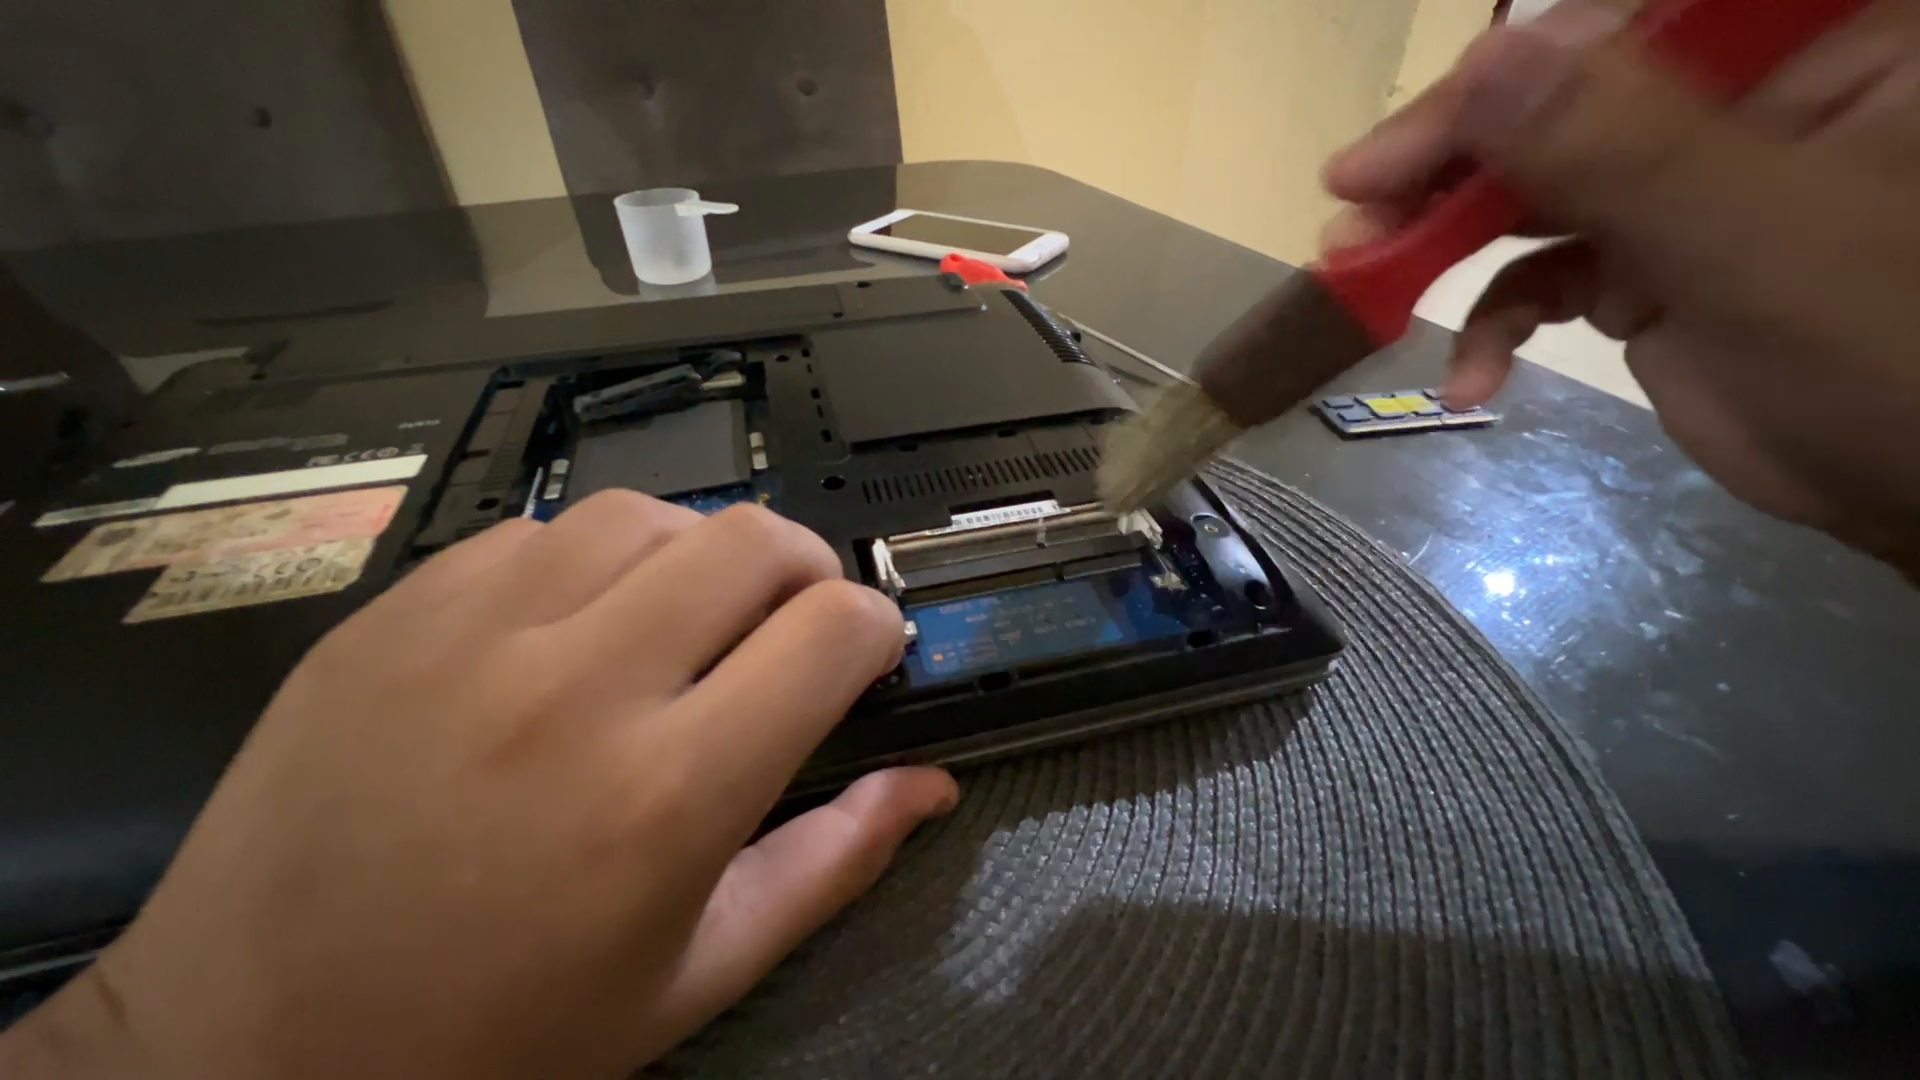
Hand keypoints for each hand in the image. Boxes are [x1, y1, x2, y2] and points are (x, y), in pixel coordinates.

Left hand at [1, 493, 957, 1078]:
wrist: (239, 1056)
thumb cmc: (503, 1035)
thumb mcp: (698, 972)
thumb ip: (835, 861)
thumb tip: (931, 784)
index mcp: (668, 793)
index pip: (831, 632)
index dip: (877, 628)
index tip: (868, 654)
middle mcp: (577, 687)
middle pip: (753, 541)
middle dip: (808, 570)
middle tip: (795, 622)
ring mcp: (471, 634)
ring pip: (648, 513)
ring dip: (700, 553)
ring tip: (690, 614)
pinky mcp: (394, 613)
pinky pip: (537, 532)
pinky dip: (594, 560)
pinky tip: (577, 621)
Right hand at [1323, 0, 1919, 573]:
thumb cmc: (1889, 356)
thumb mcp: (1748, 242)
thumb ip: (1620, 147)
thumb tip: (1483, 60)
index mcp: (1815, 46)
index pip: (1619, 31)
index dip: (1491, 87)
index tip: (1381, 161)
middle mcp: (1740, 102)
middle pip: (1554, 110)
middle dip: (1445, 179)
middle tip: (1350, 228)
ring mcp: (1685, 188)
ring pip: (1531, 193)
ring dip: (1445, 249)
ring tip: (1368, 288)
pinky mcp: (1645, 266)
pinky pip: (1542, 277)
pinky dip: (1493, 327)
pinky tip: (1473, 380)